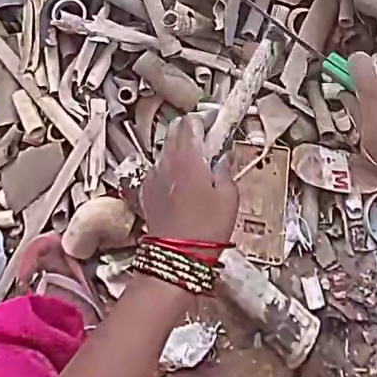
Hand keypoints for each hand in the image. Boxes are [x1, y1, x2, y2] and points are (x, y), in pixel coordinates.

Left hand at [139, 114, 236, 244]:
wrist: (176, 259)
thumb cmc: (206, 229)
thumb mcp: (229, 196)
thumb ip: (225, 168)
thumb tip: (221, 157)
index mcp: (188, 156)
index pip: (191, 120)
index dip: (206, 117)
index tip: (218, 123)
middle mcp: (167, 160)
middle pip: (175, 128)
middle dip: (193, 128)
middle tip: (210, 140)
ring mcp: (154, 175)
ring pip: (167, 147)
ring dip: (182, 147)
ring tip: (199, 164)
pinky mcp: (147, 190)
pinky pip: (160, 167)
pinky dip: (172, 167)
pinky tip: (184, 184)